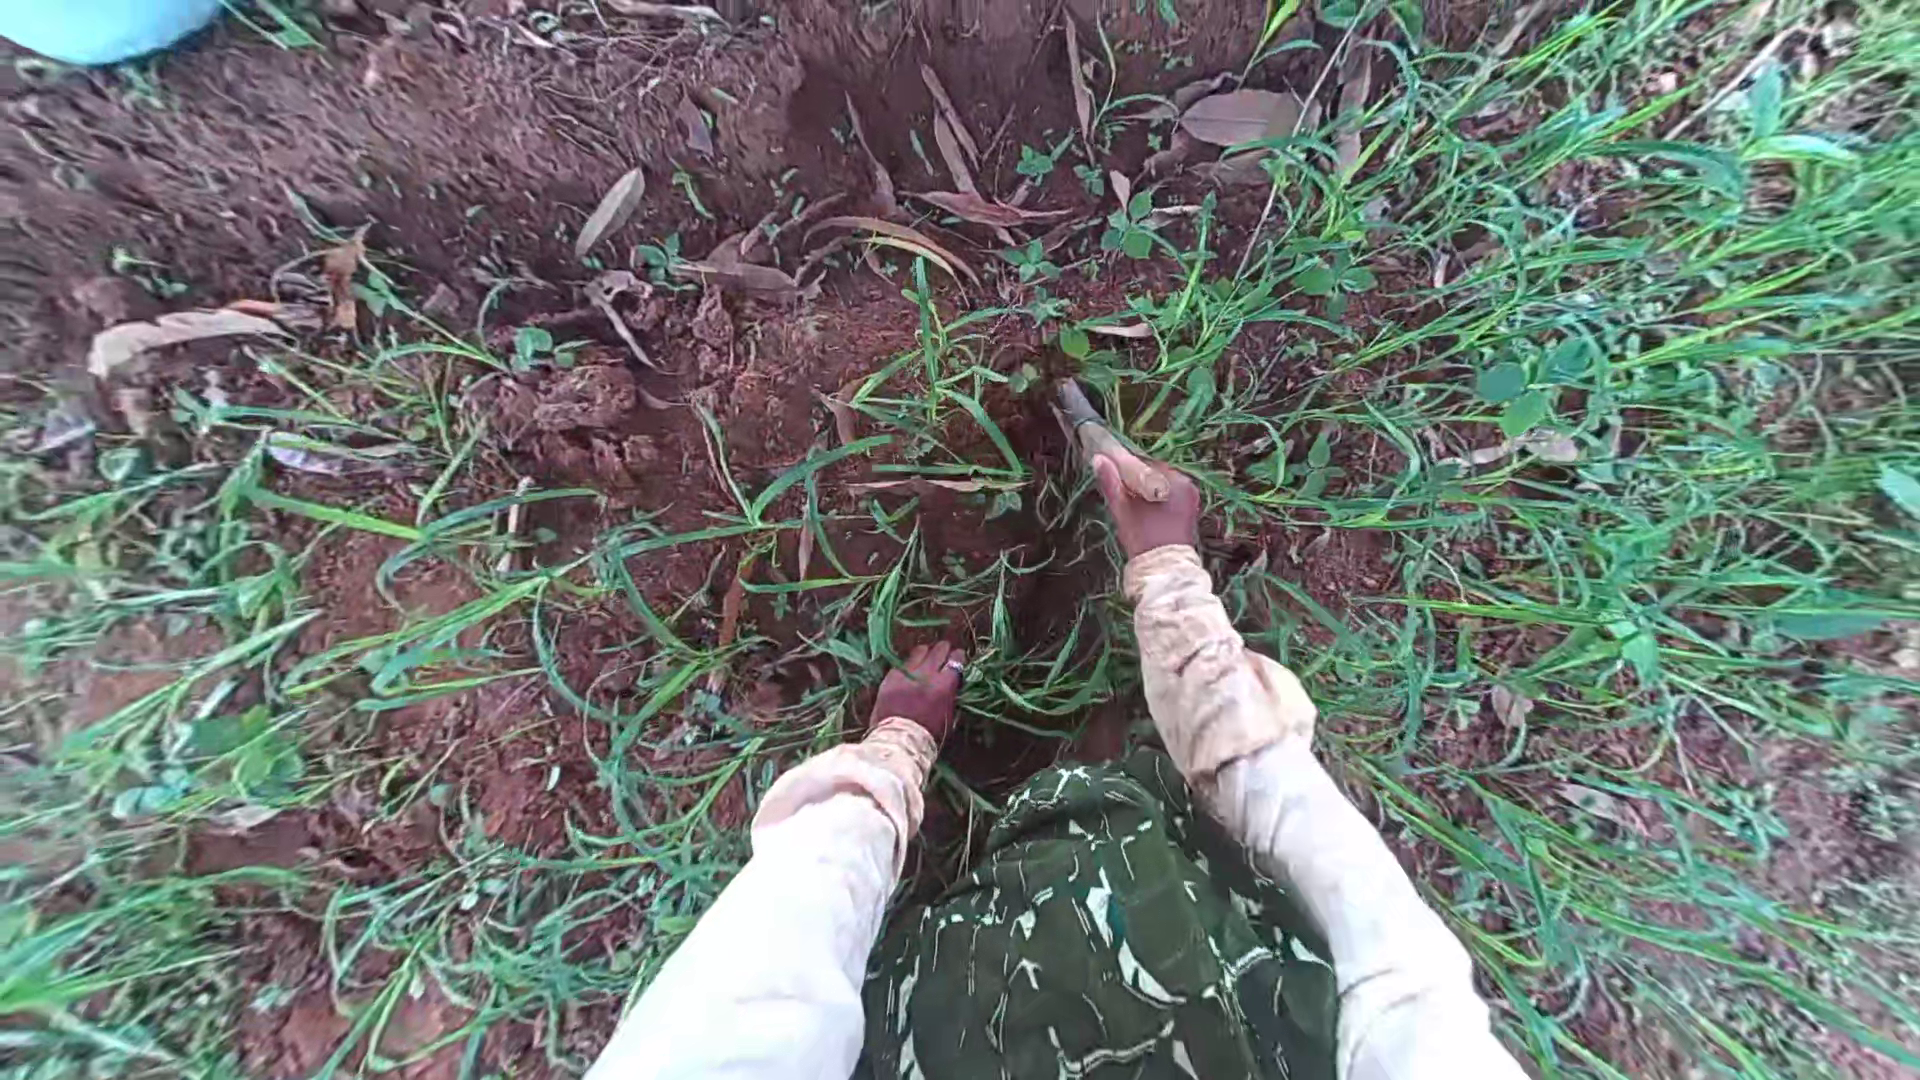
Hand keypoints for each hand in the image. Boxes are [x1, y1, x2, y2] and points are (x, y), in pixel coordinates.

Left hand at [870, 641, 964, 741]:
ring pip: (919, 651)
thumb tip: (952, 683)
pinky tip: (909, 669)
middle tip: (945, 650)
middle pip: (938, 651)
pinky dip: (908, 665)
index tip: (958, 655)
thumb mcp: (948, 715)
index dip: (958, 656)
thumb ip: (950, 696)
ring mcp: (907, 674)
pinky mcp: (891, 677)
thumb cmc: (928, 735)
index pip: (955, 661)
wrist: (898, 742)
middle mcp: (927, 675)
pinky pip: (902, 664)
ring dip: (925, 652)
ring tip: (926, 655)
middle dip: (943, 649)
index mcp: (944, 686)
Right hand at [1091, 454, 1201, 557]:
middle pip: (1155, 471)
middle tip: (1120, 487)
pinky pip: (1169, 493)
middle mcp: (1186, 484)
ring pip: (1161, 483)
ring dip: (1146, 486)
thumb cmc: (1143, 538)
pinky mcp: (1190, 508)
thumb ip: (1111, 482)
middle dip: (1137, 476)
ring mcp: (1191, 496)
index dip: (1126, 466)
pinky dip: (1156, 495)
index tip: (1112, 470)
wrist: (1163, 567)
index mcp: (1172, 480)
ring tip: (1130, 498)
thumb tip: (1099, 459)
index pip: (1145, 462)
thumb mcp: (1122, 508)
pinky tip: (1144, 507)